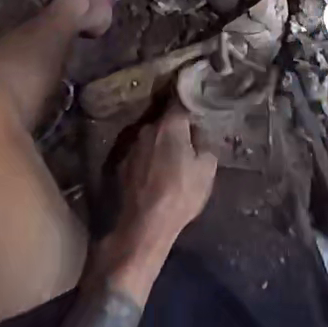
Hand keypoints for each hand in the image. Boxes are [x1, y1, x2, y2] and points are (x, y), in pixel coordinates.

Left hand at [113, 103, 216, 252]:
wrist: (143, 224)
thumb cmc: (180, 193)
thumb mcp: (206, 169)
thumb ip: (205, 144)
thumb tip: (199, 135)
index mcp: (169, 125)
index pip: (180, 102)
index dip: (190, 104)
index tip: (198, 108)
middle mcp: (147, 128)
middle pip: (165, 121)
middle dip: (176, 128)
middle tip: (189, 141)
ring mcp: (131, 146)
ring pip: (151, 138)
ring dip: (161, 144)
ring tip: (171, 161)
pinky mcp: (121, 164)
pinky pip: (140, 154)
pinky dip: (148, 159)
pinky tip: (155, 175)